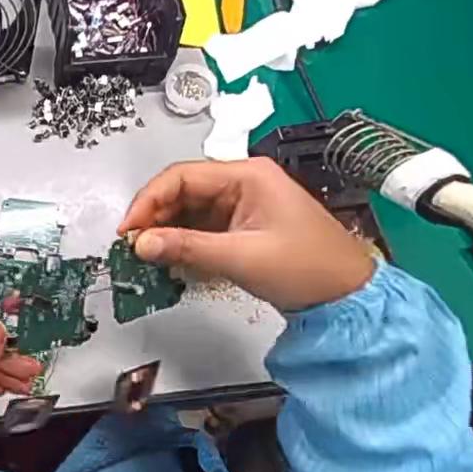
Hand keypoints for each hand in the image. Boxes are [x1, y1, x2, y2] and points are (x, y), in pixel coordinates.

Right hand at [119, 158, 374, 311]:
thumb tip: (141, 243)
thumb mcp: (240, 256)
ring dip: (162, 231)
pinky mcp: (236, 227)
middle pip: (179, 191)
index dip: (147, 200)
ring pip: (184, 210)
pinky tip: (166, 258)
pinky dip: (178, 242)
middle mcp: (241, 184)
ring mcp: (238, 205)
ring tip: (146, 254)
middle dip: (152, 217)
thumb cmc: (308, 267)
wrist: (345, 295)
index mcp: (247, 176)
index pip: (180, 177)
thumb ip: (186, 247)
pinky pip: (195, 227)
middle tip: (132, 245)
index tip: (127, 229)